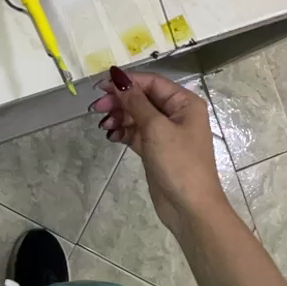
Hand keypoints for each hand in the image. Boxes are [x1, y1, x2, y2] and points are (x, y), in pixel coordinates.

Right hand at [92, 66, 230, 233]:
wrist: (190, 208)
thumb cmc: (179, 163)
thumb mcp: (156, 128)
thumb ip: (135, 102)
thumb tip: (118, 77)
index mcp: (185, 103)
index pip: (152, 82)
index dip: (127, 81)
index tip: (101, 86)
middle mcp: (177, 114)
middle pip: (143, 98)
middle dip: (120, 101)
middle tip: (96, 108)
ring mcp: (166, 133)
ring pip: (138, 116)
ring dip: (120, 117)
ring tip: (104, 126)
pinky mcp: (156, 150)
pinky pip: (136, 133)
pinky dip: (123, 132)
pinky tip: (111, 136)